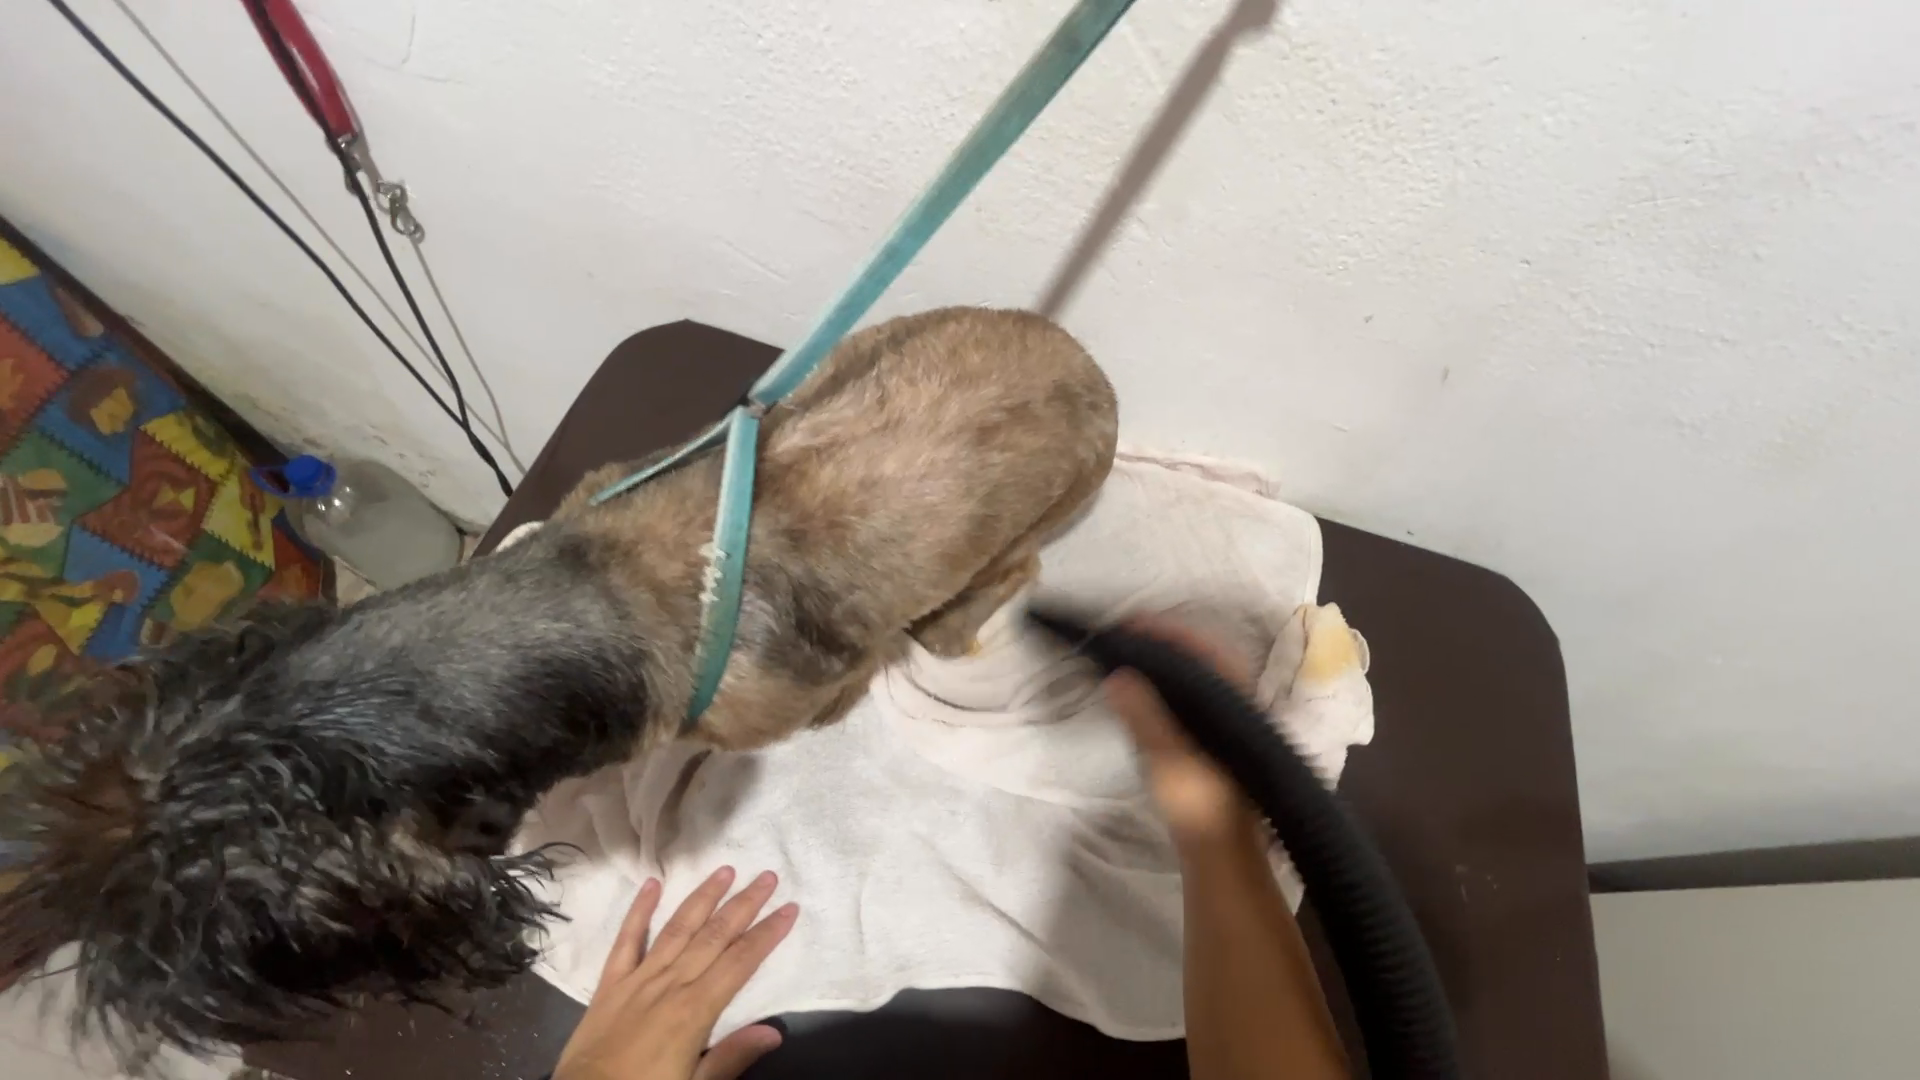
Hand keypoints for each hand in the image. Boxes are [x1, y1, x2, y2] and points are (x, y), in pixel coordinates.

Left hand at [553, 867, 799, 1079]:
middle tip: (768, 876)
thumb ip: (731, 1056)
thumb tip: (775, 1030)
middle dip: (744, 904)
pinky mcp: (609, 984)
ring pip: (678, 928)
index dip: (768, 933)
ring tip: (725, 870)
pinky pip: (626, 941)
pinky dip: (639, 911)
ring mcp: (638, 979)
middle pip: (715, 935)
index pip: (741, 961)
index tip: (789, 907)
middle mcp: (671, 984)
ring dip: (703, 897)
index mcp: (694, 1010)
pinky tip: (652, 884)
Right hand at [1105, 618, 1264, 850]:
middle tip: (1125, 635)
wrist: (1222, 854)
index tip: (1132, 624)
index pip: (1204, 651)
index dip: (1168, 632)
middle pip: (1202, 660)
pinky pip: (1190, 698)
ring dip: (1165, 663)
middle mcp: (1235, 706)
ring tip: (1129, 654)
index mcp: (1231, 703)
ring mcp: (1226, 725)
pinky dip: (1166, 686)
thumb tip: (1117, 676)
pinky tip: (1144, 692)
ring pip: (1197, 679)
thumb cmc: (1200, 804)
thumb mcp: (1166, 758)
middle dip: (1165, 642)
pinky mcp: (1214, 742)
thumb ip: (1142, 715)